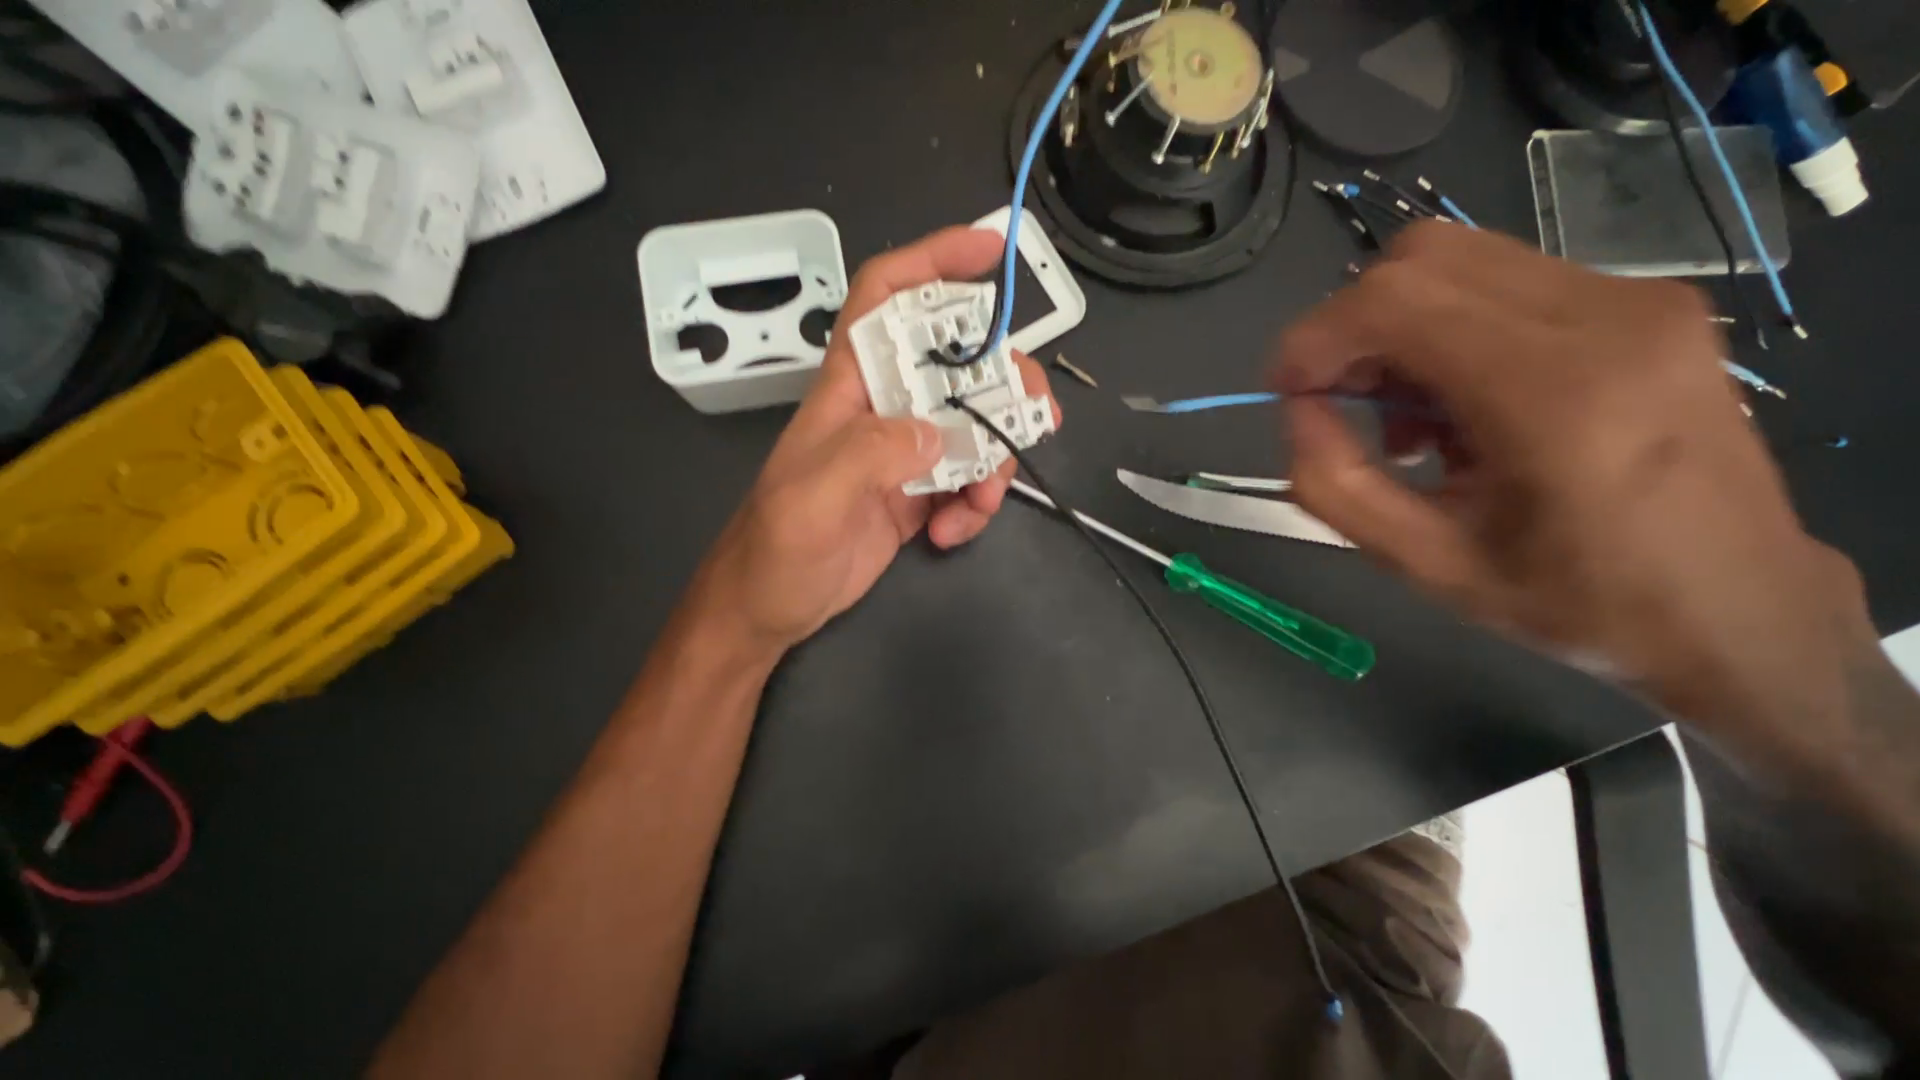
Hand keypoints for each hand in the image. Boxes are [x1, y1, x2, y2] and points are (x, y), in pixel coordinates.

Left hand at [686, 226, 1059, 658]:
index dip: (933, 262)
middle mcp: (882, 408)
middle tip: (1036, 412)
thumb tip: (939, 434)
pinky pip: (967, 482)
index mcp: (849, 386)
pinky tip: (951, 534)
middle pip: (955, 363)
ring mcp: (903, 453)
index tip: (991, 251)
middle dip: (1003, 380)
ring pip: (974, 427)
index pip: (885, 300)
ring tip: (981, 504)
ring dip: (995, 461)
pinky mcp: (916, 495)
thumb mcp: (814, 497)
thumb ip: (873, 453)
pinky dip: (974, 506)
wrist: (766, 609)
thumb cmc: (775, 547)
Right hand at [1275, 223, 1873, 770]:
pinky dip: (1453, 326)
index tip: (1289, 391)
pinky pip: (1509, 279)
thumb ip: (1335, 485)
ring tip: (1411, 415)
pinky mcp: (1649, 302)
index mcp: (1553, 394)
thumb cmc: (1579, 603)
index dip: (1315, 336)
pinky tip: (1465, 402)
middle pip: (1422, 258)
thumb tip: (1296, 409)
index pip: (1393, 300)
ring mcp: (1637, 299)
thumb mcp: (1428, 566)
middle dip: (1354, 325)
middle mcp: (1604, 318)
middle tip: (1344, 400)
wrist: (1742, 610)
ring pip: (1462, 260)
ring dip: (1403, 325)